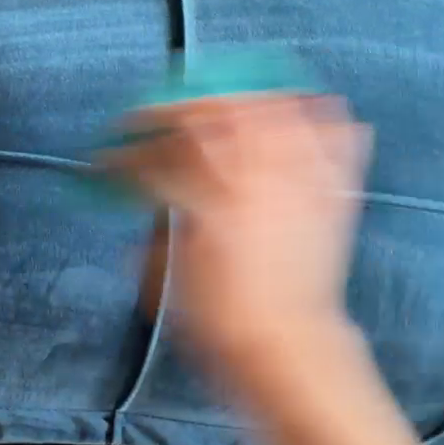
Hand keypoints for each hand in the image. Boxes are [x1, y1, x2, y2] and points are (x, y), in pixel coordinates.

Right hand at [105, 93, 370, 370]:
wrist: (285, 344)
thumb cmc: (218, 321)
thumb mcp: (165, 276)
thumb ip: (160, 227)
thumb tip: (155, 199)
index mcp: (211, 204)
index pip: (159, 157)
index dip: (125, 155)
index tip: (106, 159)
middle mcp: (261, 179)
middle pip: (216, 113)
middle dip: (174, 111)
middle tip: (150, 121)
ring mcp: (304, 177)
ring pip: (275, 107)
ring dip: (237, 100)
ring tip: (214, 110)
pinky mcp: (334, 188)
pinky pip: (336, 130)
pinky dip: (314, 115)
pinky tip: (291, 119)